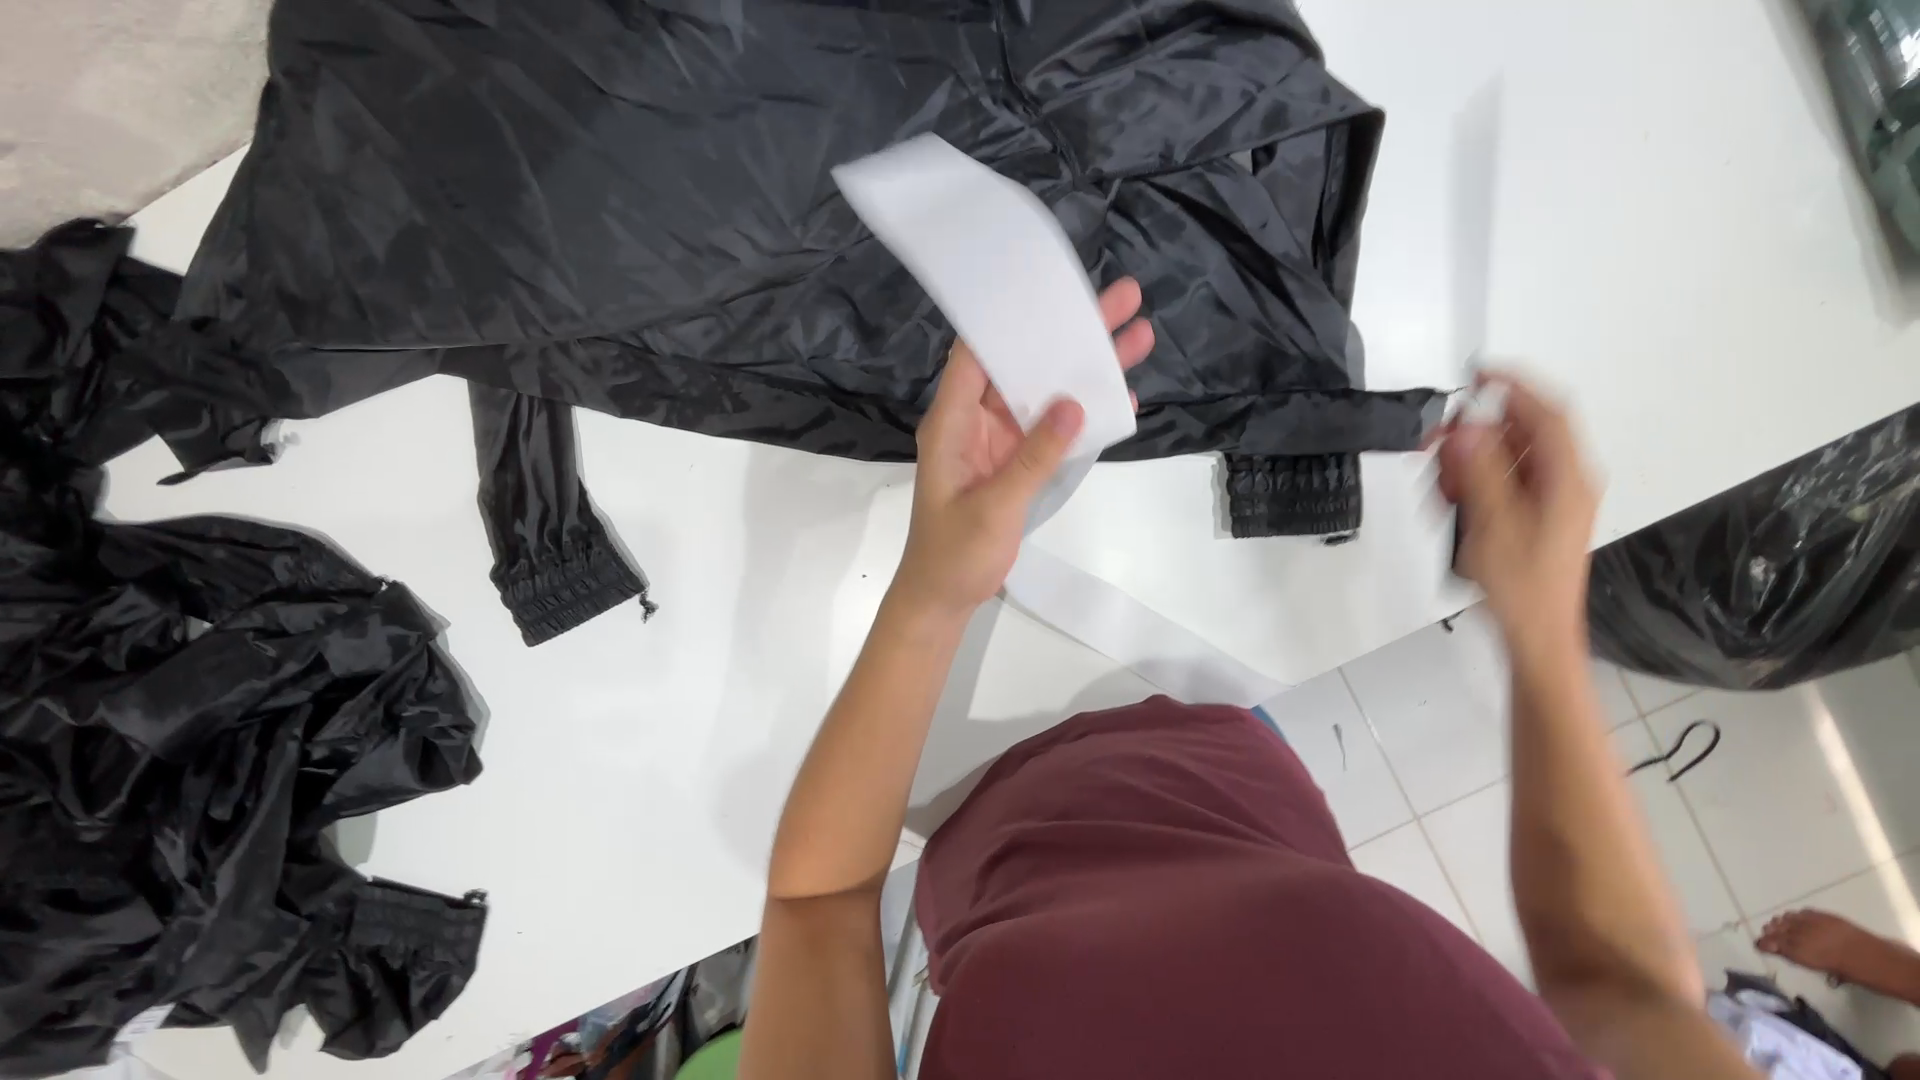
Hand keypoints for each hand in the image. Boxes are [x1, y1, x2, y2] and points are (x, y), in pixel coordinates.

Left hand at [890, 278, 1154, 618]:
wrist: (945, 597)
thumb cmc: (954, 554)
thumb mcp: (992, 507)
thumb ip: (1033, 457)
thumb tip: (1075, 403)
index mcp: (953, 421)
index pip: (977, 354)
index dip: (1010, 317)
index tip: (1050, 287)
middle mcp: (977, 421)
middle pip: (1022, 364)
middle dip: (1068, 333)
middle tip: (1121, 298)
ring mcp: (1000, 441)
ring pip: (1045, 393)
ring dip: (1085, 368)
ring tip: (1136, 334)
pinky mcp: (1019, 463)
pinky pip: (1054, 430)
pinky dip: (1084, 414)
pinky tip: (1121, 395)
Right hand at [1433, 371, 1599, 655]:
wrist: (1536, 632)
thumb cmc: (1524, 587)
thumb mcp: (1495, 524)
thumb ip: (1480, 472)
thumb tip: (1466, 430)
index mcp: (1567, 478)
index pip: (1545, 412)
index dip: (1513, 385)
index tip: (1476, 375)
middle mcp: (1563, 481)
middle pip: (1518, 433)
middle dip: (1472, 433)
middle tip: (1435, 444)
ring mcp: (1548, 498)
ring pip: (1503, 457)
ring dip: (1466, 462)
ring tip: (1441, 487)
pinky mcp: (1530, 513)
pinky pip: (1498, 481)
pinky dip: (1470, 483)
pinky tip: (1452, 504)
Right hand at [1757, 909, 1886, 983]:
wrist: (1879, 960)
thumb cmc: (1852, 971)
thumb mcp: (1821, 969)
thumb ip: (1797, 957)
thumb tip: (1780, 951)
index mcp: (1796, 952)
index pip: (1767, 943)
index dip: (1763, 943)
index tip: (1761, 945)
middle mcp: (1797, 935)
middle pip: (1774, 928)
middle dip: (1772, 932)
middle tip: (1776, 937)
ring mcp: (1809, 923)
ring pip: (1785, 918)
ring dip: (1784, 923)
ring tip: (1790, 928)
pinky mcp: (1822, 915)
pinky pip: (1802, 912)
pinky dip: (1800, 917)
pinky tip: (1804, 922)